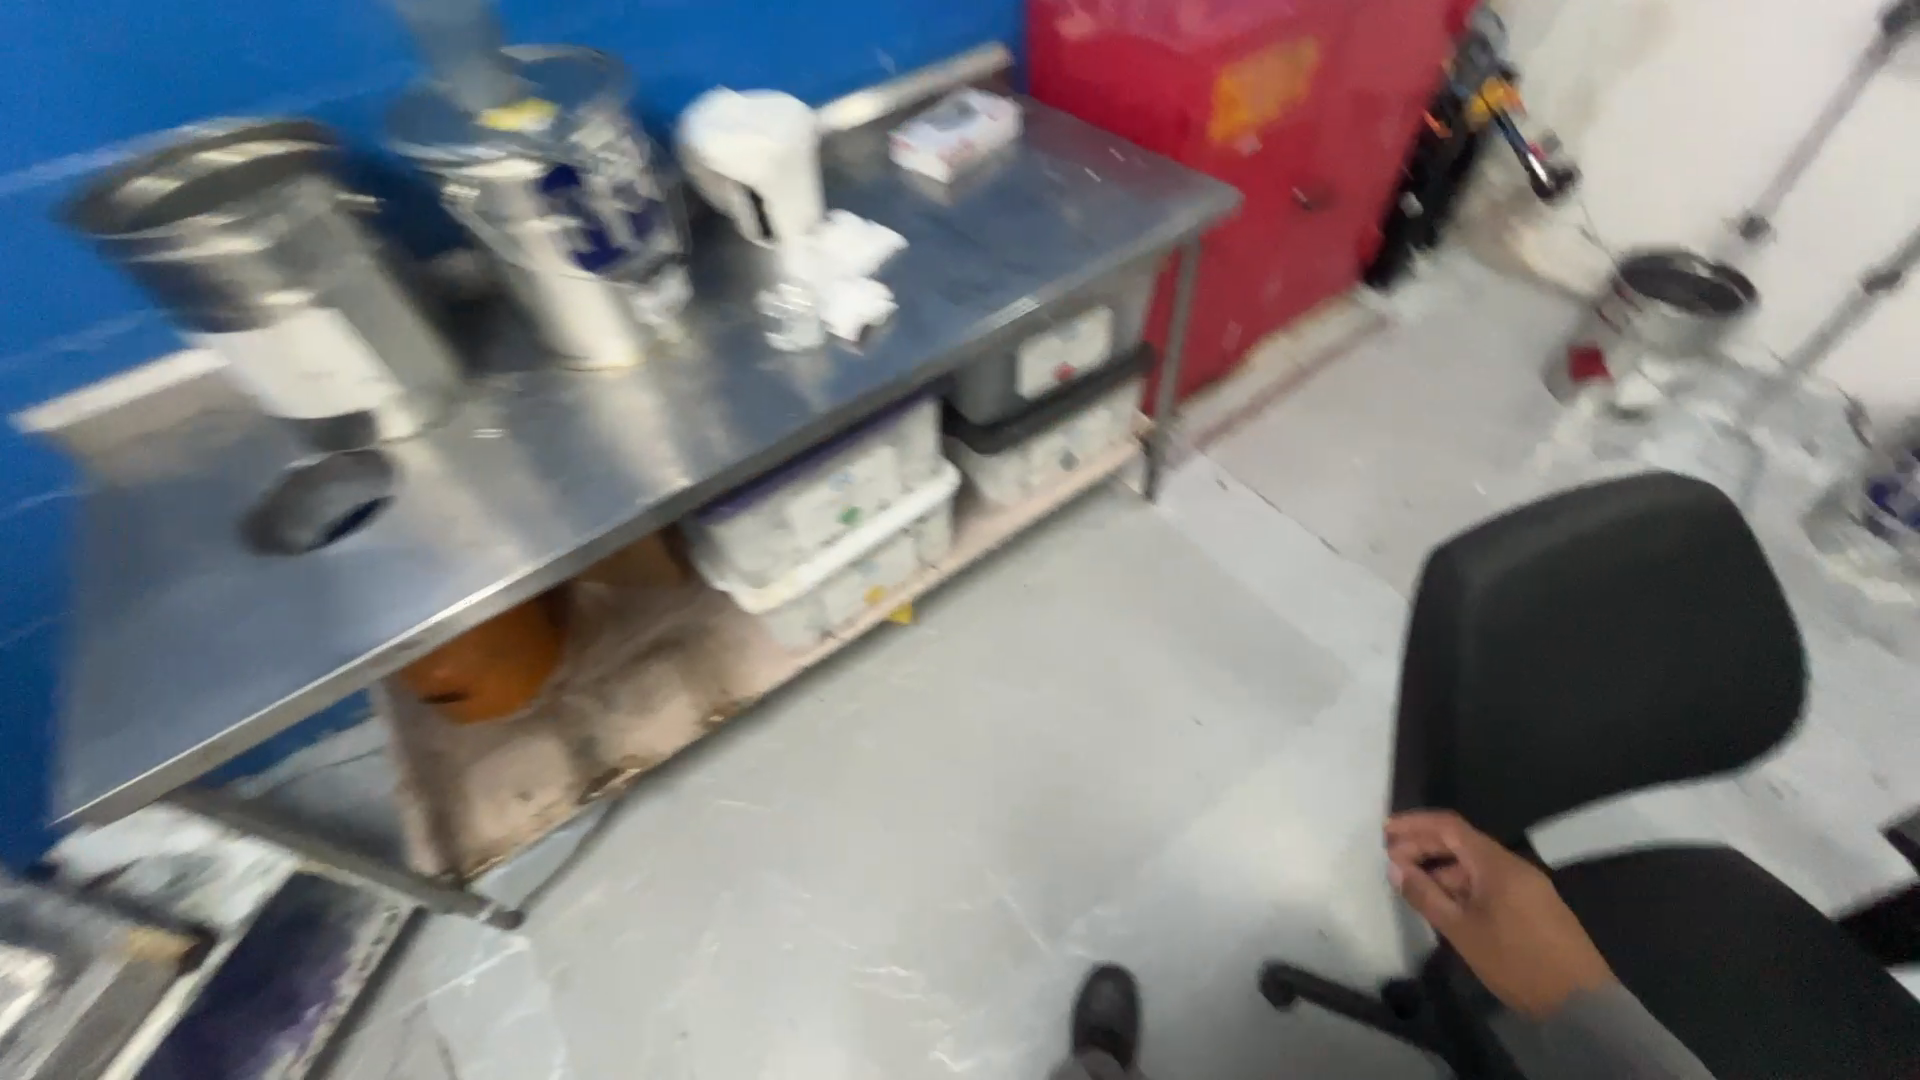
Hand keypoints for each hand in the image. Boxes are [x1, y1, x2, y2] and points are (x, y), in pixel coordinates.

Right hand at [1385, 810, 1616, 1017]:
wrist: (1583, 1008)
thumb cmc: (1515, 961)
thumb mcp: (1460, 930)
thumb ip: (1424, 894)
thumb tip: (1395, 867)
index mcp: (1497, 864)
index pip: (1449, 826)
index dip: (1414, 824)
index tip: (1385, 832)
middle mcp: (1515, 867)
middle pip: (1462, 843)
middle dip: (1424, 847)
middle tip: (1394, 862)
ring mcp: (1530, 887)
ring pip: (1476, 865)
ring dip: (1442, 870)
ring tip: (1416, 888)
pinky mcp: (1537, 907)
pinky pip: (1491, 883)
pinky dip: (1463, 885)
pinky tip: (1448, 905)